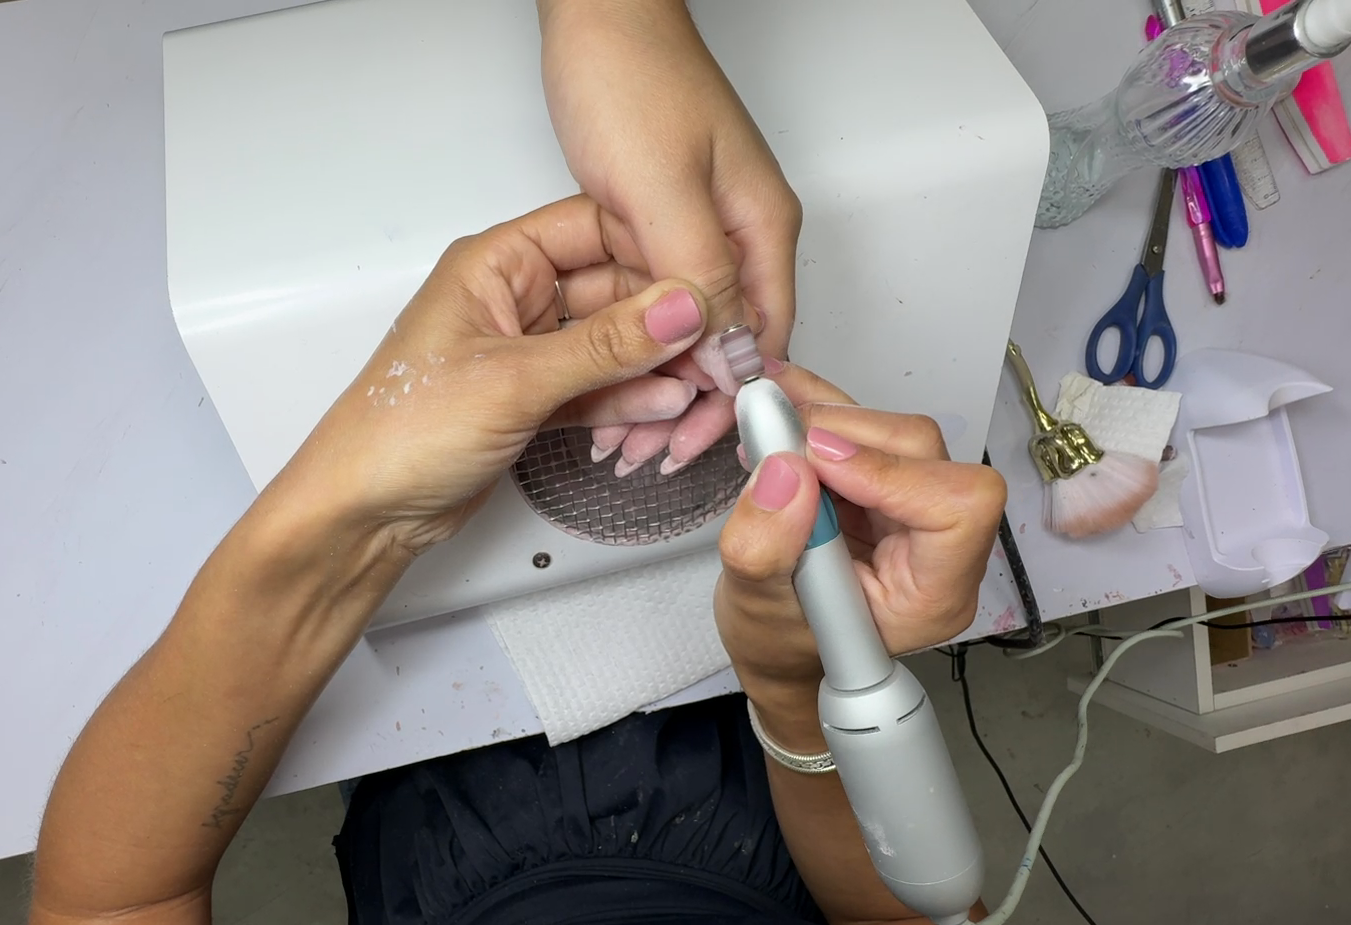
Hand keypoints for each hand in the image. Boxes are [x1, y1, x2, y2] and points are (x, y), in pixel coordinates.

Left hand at [263, 196, 709, 557]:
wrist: (369, 511)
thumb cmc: (400, 432)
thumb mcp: (513, 380)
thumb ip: (604, 346)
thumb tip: (677, 307)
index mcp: (495, 265)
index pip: (595, 231)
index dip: (656, 254)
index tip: (706, 287)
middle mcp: (513, 301)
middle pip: (611, 293)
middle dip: (663, 324)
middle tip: (712, 350)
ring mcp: (526, 354)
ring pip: (609, 347)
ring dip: (652, 368)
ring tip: (696, 388)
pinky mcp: (533, 401)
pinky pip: (595, 389)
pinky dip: (626, 401)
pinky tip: (663, 409)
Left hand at [539, 0, 800, 476]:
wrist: (591, 16)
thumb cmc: (629, 79)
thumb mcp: (662, 188)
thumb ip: (697, 274)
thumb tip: (727, 350)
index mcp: (753, 229)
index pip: (759, 338)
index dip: (727, 398)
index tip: (693, 441)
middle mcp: (728, 241)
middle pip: (721, 349)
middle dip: (688, 407)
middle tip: (653, 454)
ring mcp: (687, 243)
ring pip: (680, 341)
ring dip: (654, 390)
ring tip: (625, 441)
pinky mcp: (651, 242)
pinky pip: (647, 316)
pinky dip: (631, 357)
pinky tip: (609, 390)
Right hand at [713, 365, 1005, 743]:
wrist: (772, 641)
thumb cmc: (775, 642)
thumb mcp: (755, 609)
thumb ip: (763, 550)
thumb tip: (782, 471)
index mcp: (931, 593)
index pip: (956, 508)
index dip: (887, 471)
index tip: (808, 461)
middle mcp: (936, 543)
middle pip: (922, 454)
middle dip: (842, 433)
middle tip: (771, 434)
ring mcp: (911, 507)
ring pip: (891, 432)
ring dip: (825, 416)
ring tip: (764, 421)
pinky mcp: (881, 483)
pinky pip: (863, 429)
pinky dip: (819, 408)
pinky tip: (780, 401)